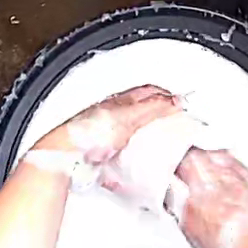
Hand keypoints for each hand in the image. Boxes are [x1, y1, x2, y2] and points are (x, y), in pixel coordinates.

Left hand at [30, 85, 180, 166]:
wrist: (67, 155)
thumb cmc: (92, 132)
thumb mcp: (131, 117)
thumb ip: (153, 108)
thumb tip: (175, 101)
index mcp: (122, 100)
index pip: (149, 91)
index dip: (166, 95)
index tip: (180, 103)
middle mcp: (113, 112)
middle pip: (141, 106)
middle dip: (157, 111)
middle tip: (173, 119)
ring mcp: (106, 131)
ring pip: (131, 125)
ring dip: (145, 130)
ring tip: (158, 139)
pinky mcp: (100, 150)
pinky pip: (123, 145)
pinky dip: (133, 148)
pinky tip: (137, 156)